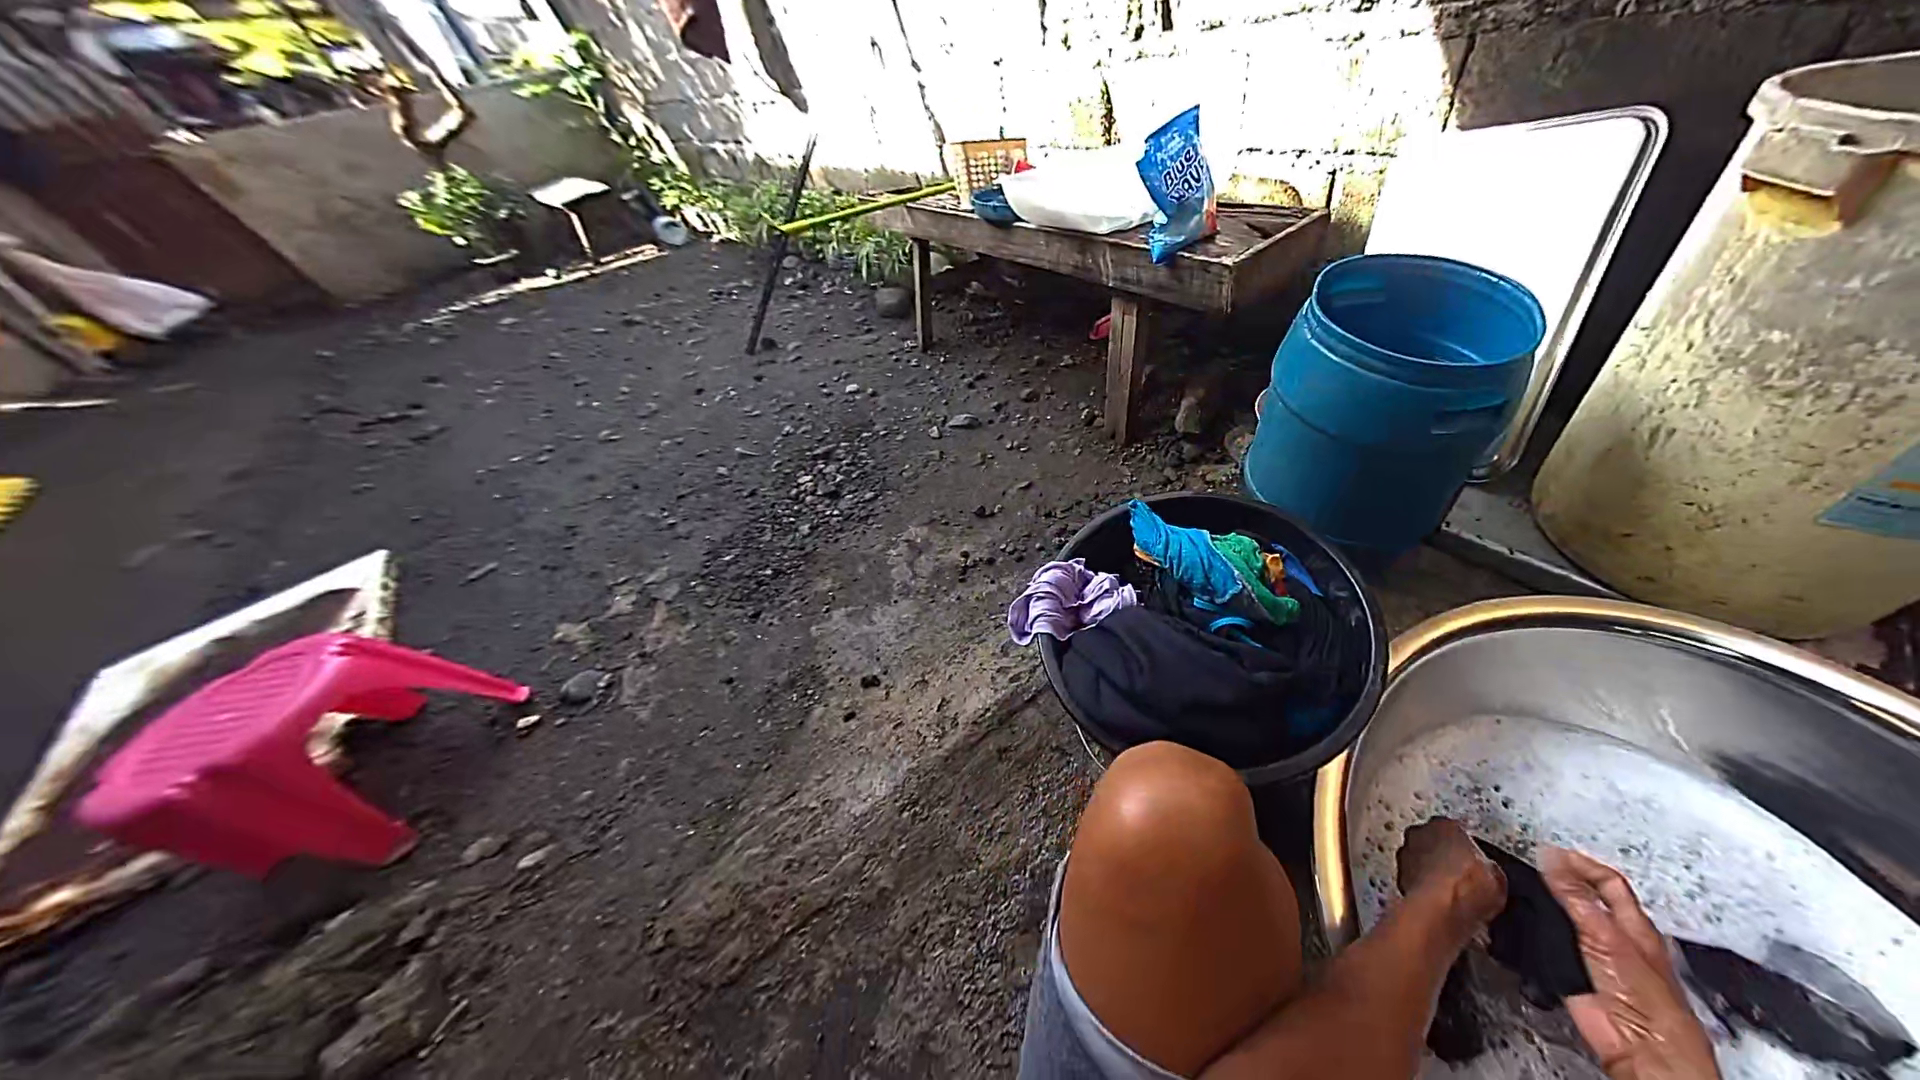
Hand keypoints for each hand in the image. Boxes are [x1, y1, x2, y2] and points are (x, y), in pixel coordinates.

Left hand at [1396, 818, 1505, 929]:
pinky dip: (1423, 885)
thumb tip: (1488, 871)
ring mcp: (1405, 853)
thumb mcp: (1497, 876)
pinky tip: (1438, 899)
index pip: (1455, 829)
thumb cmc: (1468, 885)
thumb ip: (1488, 865)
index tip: (1474, 859)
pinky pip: (1414, 877)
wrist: (1441, 907)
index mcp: (1444, 825)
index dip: (1466, 846)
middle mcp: (1419, 833)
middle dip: (1444, 855)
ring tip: (1450, 889)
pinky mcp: (1399, 874)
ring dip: (1430, 869)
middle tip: (1462, 874)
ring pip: (1420, 858)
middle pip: (1433, 841)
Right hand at [1540, 848, 1719, 1079]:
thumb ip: (1577, 897)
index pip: (1607, 882)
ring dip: (1542, 904)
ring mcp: (1590, 954)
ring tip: (1521, 888)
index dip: (1580, 863)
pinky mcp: (1568, 970)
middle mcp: (1612, 937)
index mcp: (1633, 925)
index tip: (1550, 852)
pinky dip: (1531, 930)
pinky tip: (1519, 922)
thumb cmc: (1648, 1003)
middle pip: (1582, 897)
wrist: (1639, 1048)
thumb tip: (1552, 859)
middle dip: (1557, 879)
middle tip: (1531, 865)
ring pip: (1561, 918)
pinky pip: (1545, 943)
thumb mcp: (1607, 937)